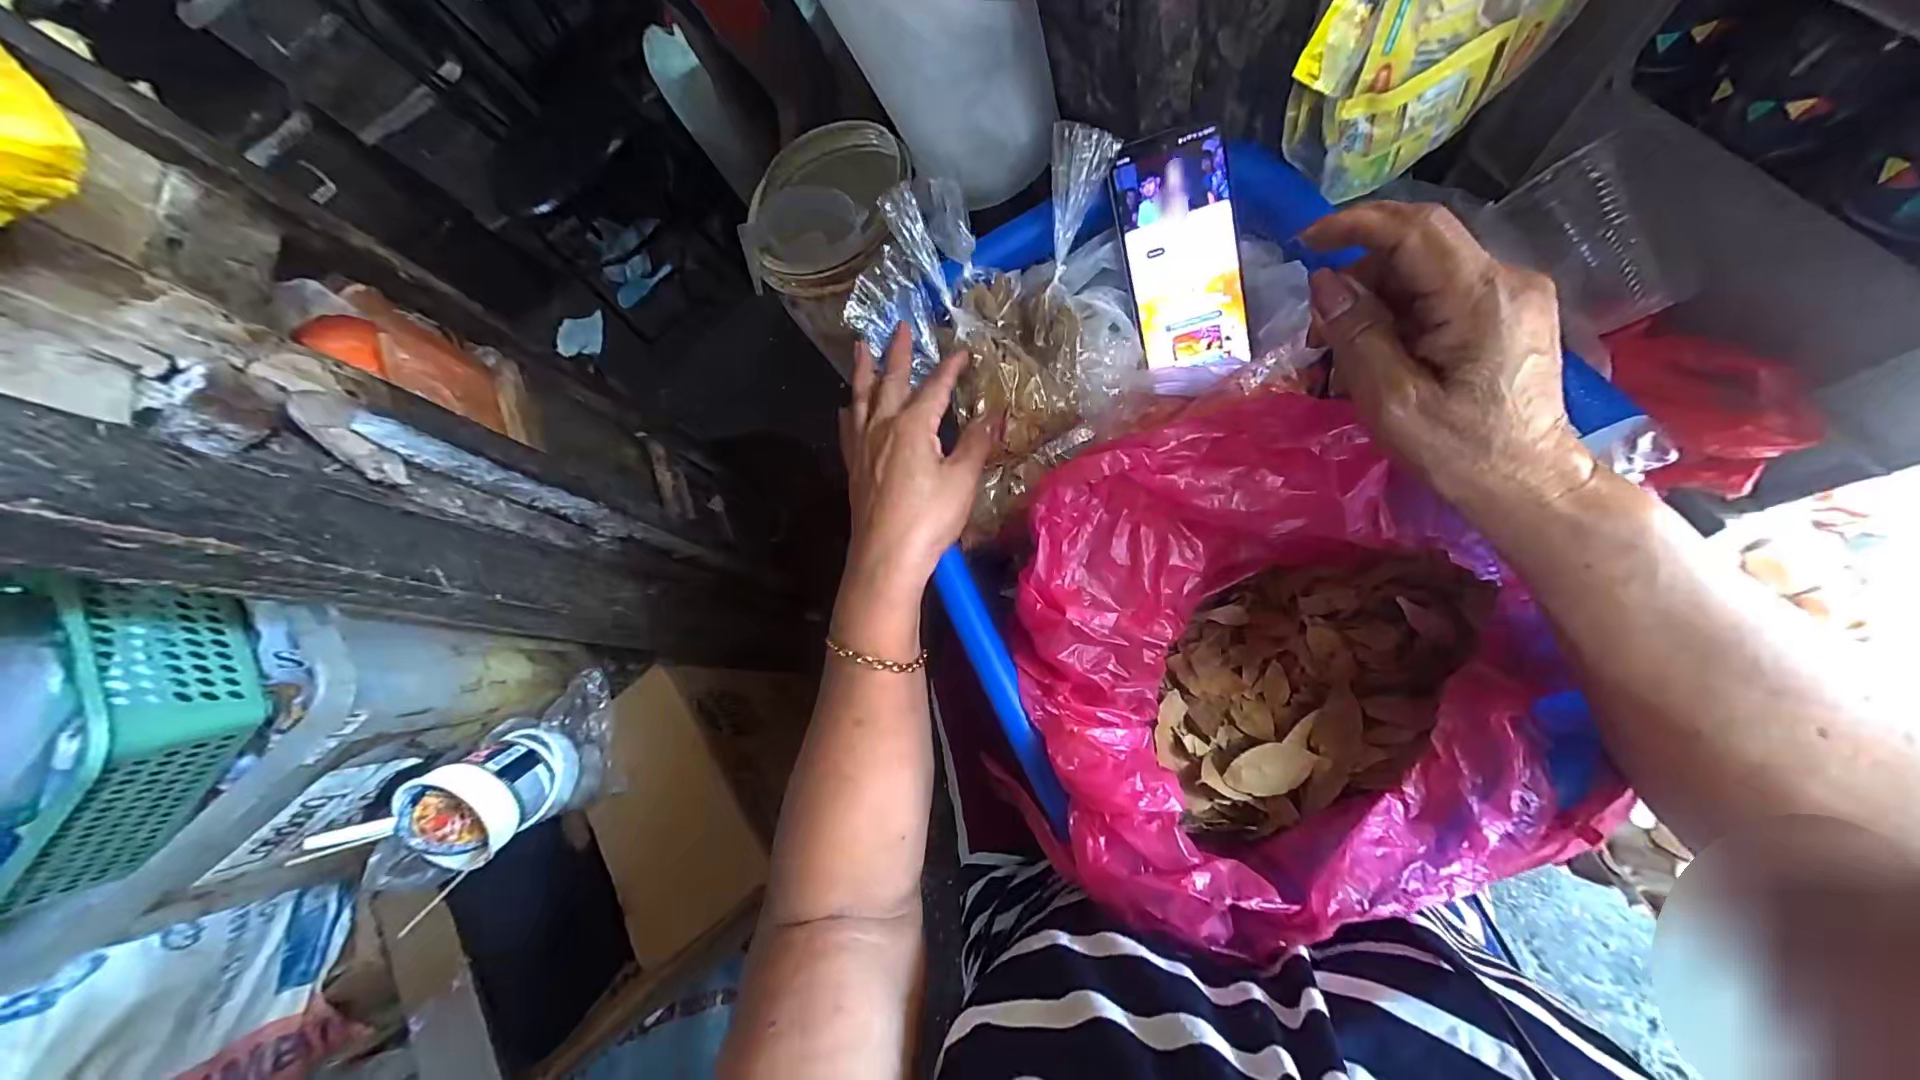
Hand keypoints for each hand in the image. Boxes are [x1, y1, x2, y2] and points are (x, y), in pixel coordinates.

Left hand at [839, 323, 994, 600]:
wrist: (886, 558)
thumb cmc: (929, 519)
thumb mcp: (962, 480)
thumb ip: (977, 444)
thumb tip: (996, 414)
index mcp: (912, 426)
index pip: (934, 387)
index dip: (950, 368)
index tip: (962, 351)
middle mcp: (882, 428)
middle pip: (890, 381)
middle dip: (897, 353)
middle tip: (897, 327)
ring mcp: (863, 448)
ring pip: (860, 398)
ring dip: (863, 371)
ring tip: (861, 348)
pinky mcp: (854, 468)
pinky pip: (848, 429)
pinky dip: (849, 412)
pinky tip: (845, 407)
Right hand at [1300, 202, 1597, 515]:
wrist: (1526, 482)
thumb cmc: (1457, 449)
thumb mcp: (1390, 398)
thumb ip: (1356, 334)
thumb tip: (1323, 283)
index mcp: (1481, 297)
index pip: (1415, 229)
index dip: (1355, 225)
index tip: (1305, 242)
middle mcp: (1505, 280)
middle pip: (1414, 250)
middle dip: (1356, 279)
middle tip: (1317, 333)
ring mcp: (1510, 295)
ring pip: (1422, 273)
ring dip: (1372, 302)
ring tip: (1344, 354)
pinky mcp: (1504, 313)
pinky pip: (1436, 294)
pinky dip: (1396, 314)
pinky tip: (1377, 353)